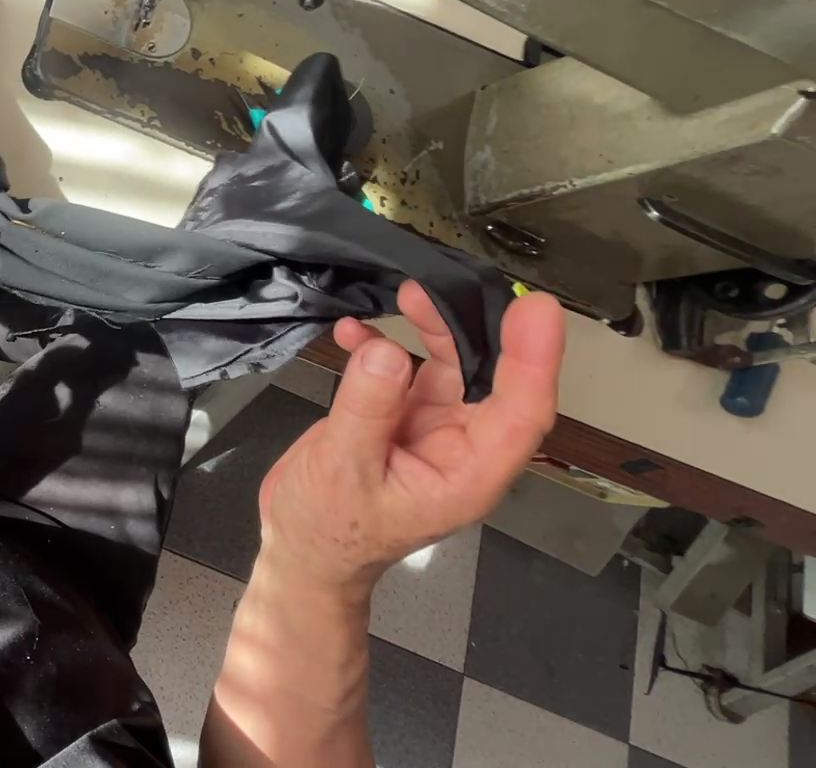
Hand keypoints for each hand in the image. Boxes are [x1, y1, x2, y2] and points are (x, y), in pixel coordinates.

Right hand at [257, 281, 565, 601]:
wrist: (301, 548)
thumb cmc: (330, 526)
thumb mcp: (344, 466)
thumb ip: (365, 409)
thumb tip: (385, 350)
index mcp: (467, 472)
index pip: (519, 410)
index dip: (533, 359)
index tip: (535, 309)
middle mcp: (456, 447)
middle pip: (483, 380)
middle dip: (469, 331)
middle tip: (442, 288)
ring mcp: (422, 432)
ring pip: (442, 370)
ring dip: (426, 332)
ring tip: (403, 295)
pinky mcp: (388, 421)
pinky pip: (395, 376)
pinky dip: (376, 350)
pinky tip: (352, 333)